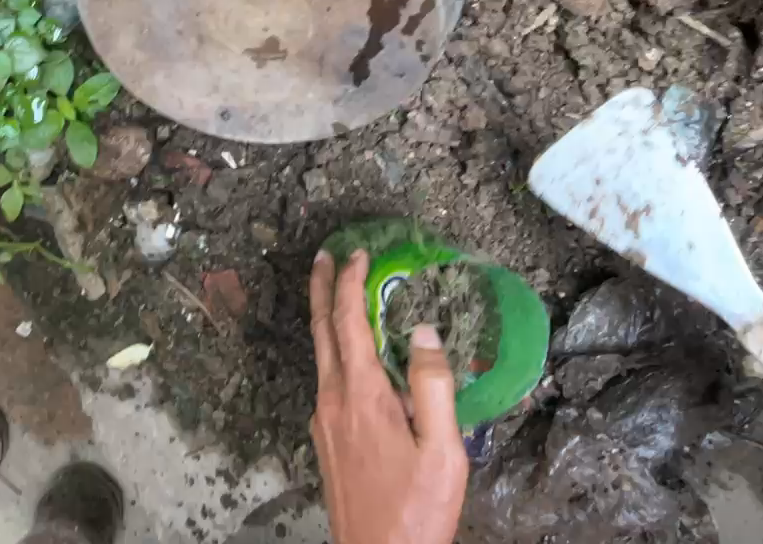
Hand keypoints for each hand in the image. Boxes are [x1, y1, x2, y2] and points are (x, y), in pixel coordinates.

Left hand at [309, 250, 467, 543]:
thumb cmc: (416, 509)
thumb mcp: (442, 451)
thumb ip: (433, 386)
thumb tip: (422, 330)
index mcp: (361, 392)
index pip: (348, 320)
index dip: (349, 281)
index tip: (356, 253)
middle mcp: (333, 397)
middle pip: (320, 328)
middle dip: (320, 286)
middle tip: (323, 255)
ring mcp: (324, 418)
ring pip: (321, 353)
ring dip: (326, 317)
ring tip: (337, 294)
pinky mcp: (325, 437)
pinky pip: (327, 378)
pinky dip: (335, 350)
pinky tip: (353, 359)